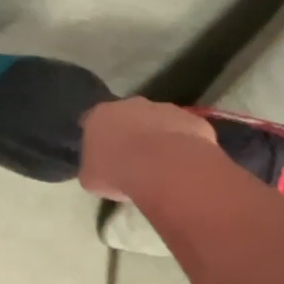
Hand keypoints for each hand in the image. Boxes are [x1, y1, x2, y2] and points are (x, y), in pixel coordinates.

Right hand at [78, 97, 218, 200]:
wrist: (164, 168)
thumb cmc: (117, 172)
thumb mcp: (90, 179)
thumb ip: (93, 167)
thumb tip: (99, 168)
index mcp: (100, 115)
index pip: (92, 121)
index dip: (97, 137)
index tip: (100, 153)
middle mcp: (131, 104)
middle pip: (127, 116)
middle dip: (129, 133)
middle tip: (131, 158)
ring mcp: (165, 108)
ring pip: (158, 121)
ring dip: (157, 137)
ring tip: (159, 165)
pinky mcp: (193, 119)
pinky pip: (184, 132)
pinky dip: (182, 144)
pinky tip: (181, 165)